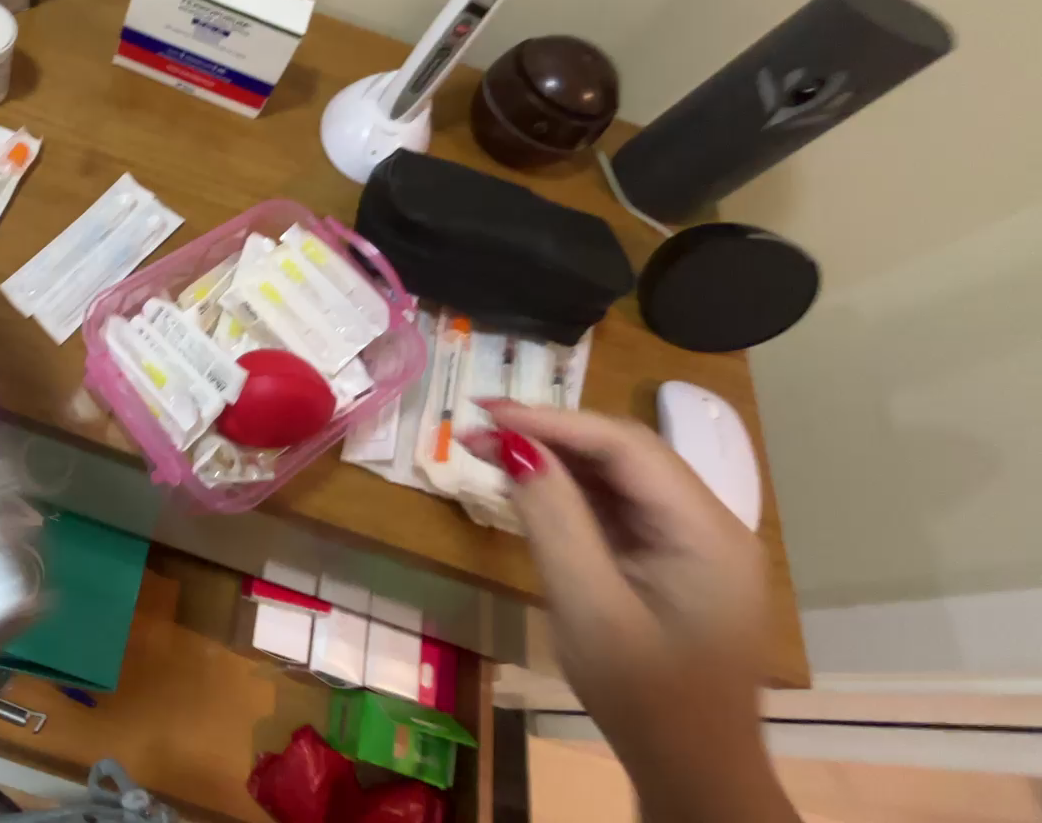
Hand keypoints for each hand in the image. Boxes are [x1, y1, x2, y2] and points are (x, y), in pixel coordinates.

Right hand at [462, 401, 797, 822]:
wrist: (691, 770)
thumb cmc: (641, 694)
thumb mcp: (587, 605)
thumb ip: (553, 518)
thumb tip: (513, 445)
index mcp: (704, 532)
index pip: (625, 446)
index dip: (551, 420)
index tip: (485, 412)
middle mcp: (708, 523)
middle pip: (623, 452)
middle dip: (547, 433)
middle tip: (475, 428)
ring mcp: (690, 540)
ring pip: (616, 473)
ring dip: (552, 456)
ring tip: (485, 448)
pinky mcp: (669, 556)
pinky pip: (614, 504)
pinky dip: (566, 488)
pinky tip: (525, 483)